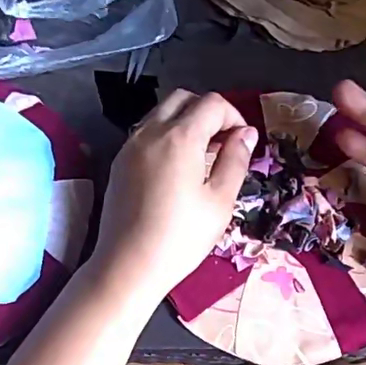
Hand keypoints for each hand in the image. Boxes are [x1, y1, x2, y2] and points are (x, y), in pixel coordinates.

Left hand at [92, 90, 256, 300]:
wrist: (128, 265)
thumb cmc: (181, 238)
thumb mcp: (220, 202)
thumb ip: (236, 160)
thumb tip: (246, 134)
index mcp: (180, 138)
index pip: (212, 104)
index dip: (235, 116)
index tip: (244, 142)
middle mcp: (151, 133)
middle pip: (183, 99)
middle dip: (209, 112)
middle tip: (225, 142)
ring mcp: (130, 147)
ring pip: (162, 114)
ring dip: (186, 122)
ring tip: (203, 156)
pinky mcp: (119, 164)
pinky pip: (147, 134)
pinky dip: (167, 137)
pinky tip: (178, 169)